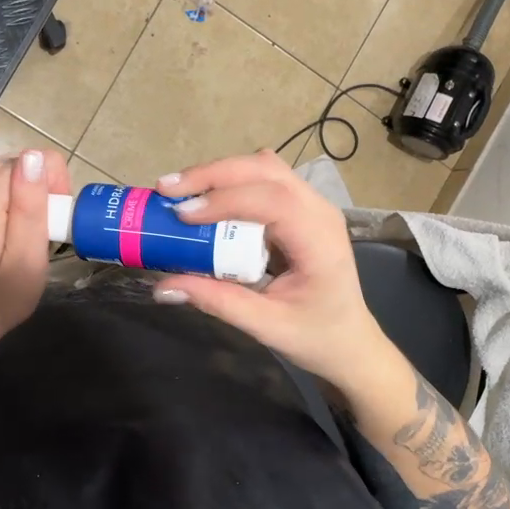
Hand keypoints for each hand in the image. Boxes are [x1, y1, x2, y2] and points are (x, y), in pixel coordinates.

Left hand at [0, 148, 69, 346]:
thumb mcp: (26, 259)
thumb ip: (32, 207)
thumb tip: (36, 157)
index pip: (43, 160)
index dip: (56, 192)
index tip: (51, 226)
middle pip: (28, 165)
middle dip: (42, 197)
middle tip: (37, 238)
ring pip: (17, 175)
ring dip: (29, 203)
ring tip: (23, 238)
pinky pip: (3, 185)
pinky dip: (14, 206)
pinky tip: (10, 234)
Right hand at [153, 151, 396, 388]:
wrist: (348, 341)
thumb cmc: (315, 336)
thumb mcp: (265, 325)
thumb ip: (216, 302)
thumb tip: (162, 287)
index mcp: (319, 240)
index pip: (272, 200)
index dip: (225, 199)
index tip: (182, 215)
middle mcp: (319, 211)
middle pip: (265, 169)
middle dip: (213, 174)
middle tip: (167, 191)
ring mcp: (312, 205)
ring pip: (263, 167)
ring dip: (220, 174)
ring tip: (180, 193)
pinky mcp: (299, 208)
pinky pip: (263, 181)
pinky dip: (229, 183)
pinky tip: (203, 201)